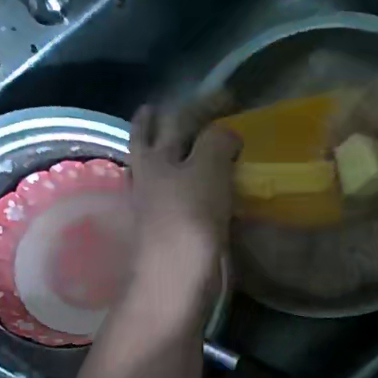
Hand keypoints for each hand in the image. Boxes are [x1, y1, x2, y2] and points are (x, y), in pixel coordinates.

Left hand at [125, 96, 240, 308]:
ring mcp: (152, 204)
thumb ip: (217, 142)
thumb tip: (226, 133)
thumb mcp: (208, 170)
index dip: (203, 105)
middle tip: (164, 108)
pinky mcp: (165, 229)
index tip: (227, 98)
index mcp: (157, 156)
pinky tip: (190, 187)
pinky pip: (170, 196)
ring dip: (161, 151)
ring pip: (154, 168)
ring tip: (172, 143)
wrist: (176, 280)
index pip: (178, 118)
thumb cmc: (190, 219)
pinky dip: (178, 184)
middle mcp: (149, 176)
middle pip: (150, 141)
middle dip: (158, 122)